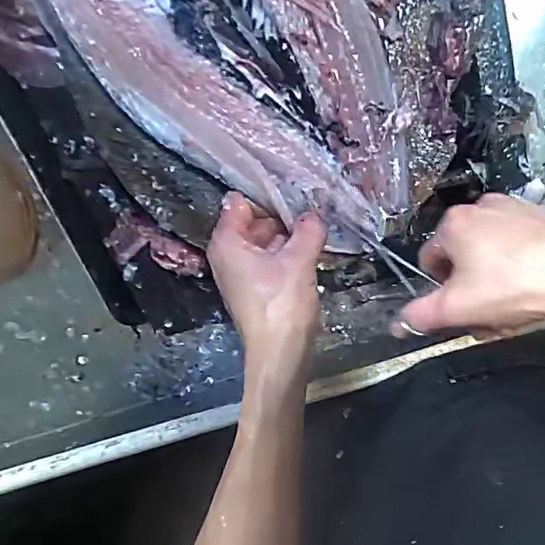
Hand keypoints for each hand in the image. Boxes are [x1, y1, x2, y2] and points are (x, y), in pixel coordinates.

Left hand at [208, 193, 326, 391]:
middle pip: (254, 221)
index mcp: (227, 242)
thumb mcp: (298, 261)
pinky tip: (312, 253)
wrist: (280, 354)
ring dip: (289, 236)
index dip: (266, 195)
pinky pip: (271, 260)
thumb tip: (315, 215)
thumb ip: (308, 231)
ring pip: (265, 241)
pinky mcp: (256, 288)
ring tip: (317, 230)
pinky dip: (288, 255)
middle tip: (312, 209)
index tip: (295, 190)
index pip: (240, 202)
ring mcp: (241, 273)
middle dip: (282, 216)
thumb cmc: (281, 305)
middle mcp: (228, 254)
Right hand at [396, 194, 544, 339]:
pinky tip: (533, 292)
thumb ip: (420, 316)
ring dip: (494, 285)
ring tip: (512, 310)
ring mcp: (516, 209)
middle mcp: (481, 207)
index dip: (441, 291)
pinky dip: (519, 270)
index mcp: (454, 224)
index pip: (429, 261)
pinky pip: (518, 248)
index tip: (461, 311)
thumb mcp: (457, 309)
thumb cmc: (512, 288)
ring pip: (491, 256)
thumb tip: (397, 324)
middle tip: (488, 318)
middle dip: (470, 292)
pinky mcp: (544, 217)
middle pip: (462, 259)